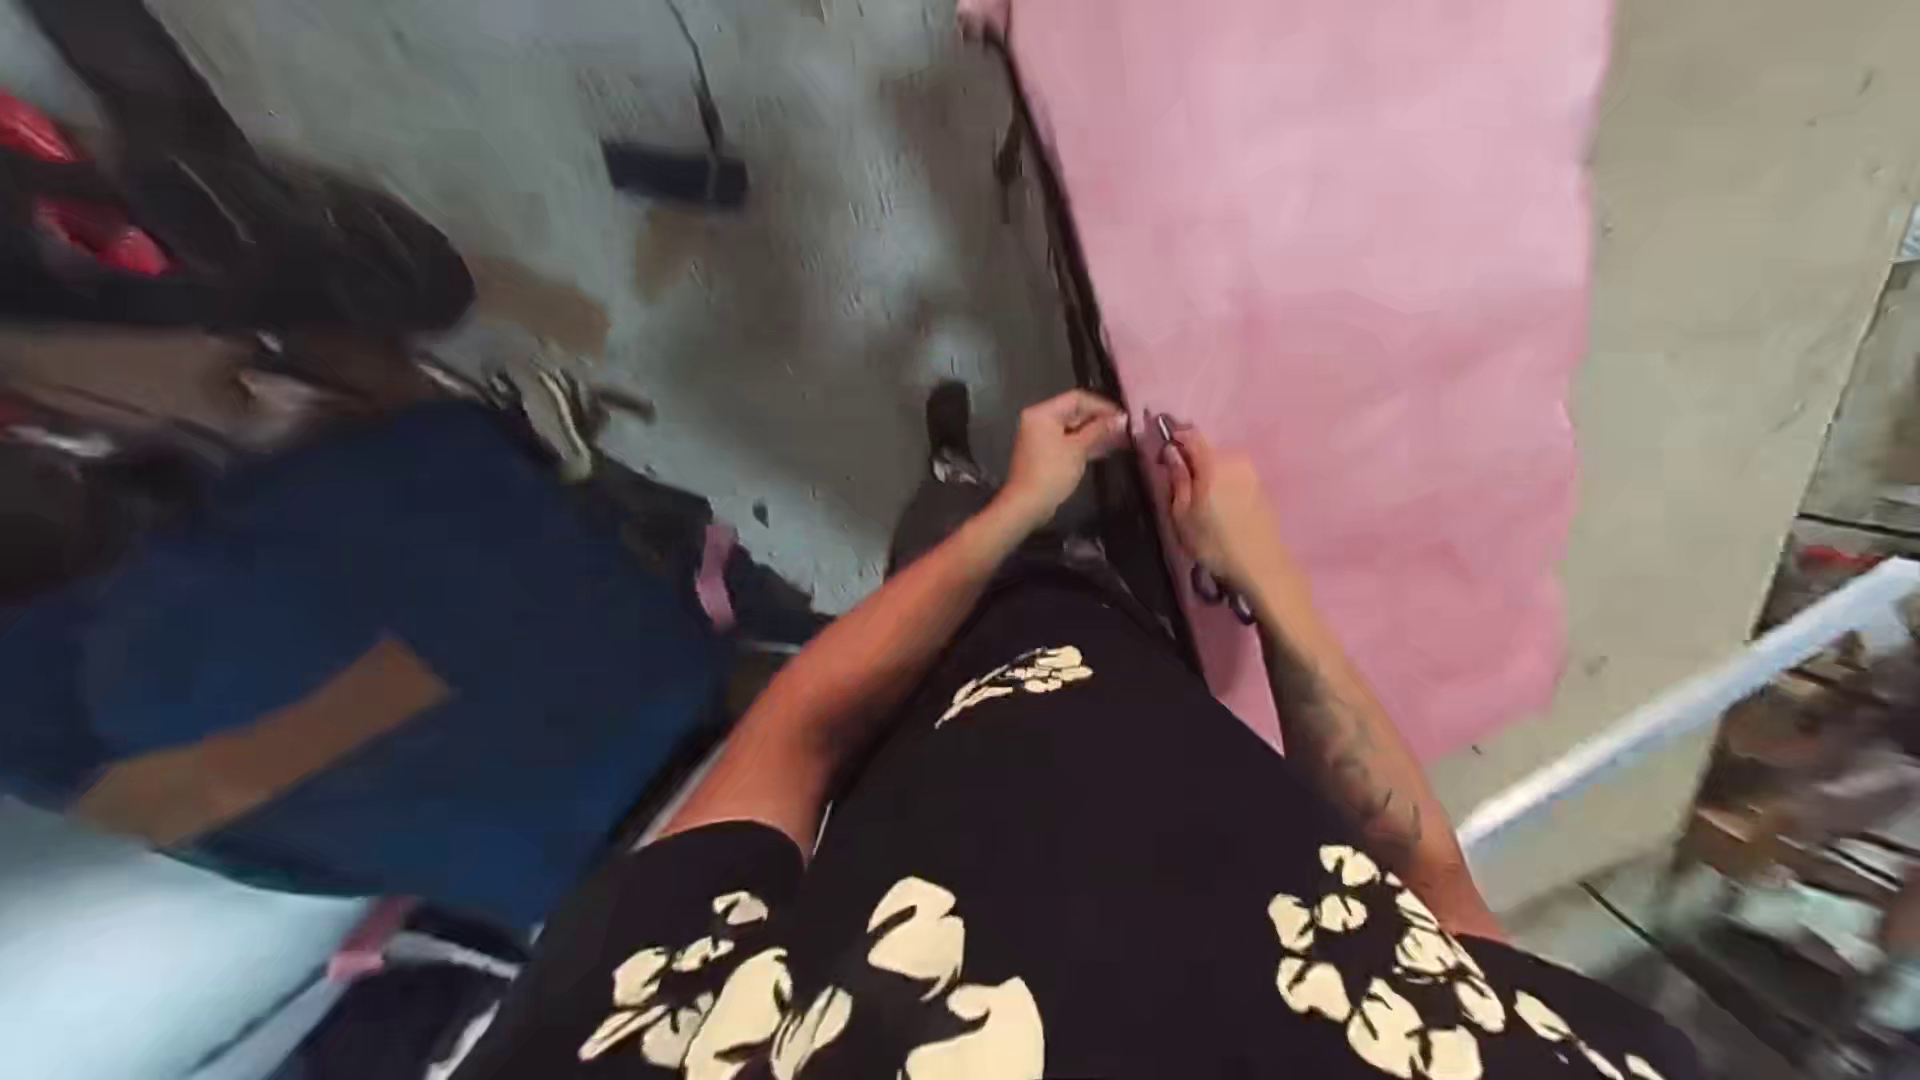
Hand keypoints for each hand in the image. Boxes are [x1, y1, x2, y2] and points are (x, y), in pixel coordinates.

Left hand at [996, 390, 1128, 529]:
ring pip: (1072, 429)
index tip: (1122, 416)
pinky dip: (1084, 444)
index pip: (1076, 399)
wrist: (1027, 504)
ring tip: (1120, 438)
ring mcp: (1041, 437)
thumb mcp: (1078, 449)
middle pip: (1074, 413)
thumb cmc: (1052, 473)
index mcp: (1042, 413)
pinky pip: (1067, 442)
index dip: (1102, 406)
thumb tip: (1120, 419)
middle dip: (1100, 420)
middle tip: (1124, 428)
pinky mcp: (1045, 453)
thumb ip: (1099, 430)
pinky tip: (1105, 448)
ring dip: (1094, 433)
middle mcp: (1039, 421)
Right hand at [1161, 426, 1291, 591]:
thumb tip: (1171, 453)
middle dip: (1191, 461)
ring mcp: (1252, 472)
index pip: (1191, 434)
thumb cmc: (1212, 541)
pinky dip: (1223, 483)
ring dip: (1208, 474)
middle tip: (1178, 486)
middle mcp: (1236, 459)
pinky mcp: (1261, 486)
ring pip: (1221, 463)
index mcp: (1214, 462)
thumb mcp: (1182, 513)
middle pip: (1206, 450)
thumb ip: (1177, 479)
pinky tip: (1219, 507)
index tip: (1163, 456)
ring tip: (1199, 500)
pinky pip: (1234, 476)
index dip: (1174, 439)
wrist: (1259, 564)